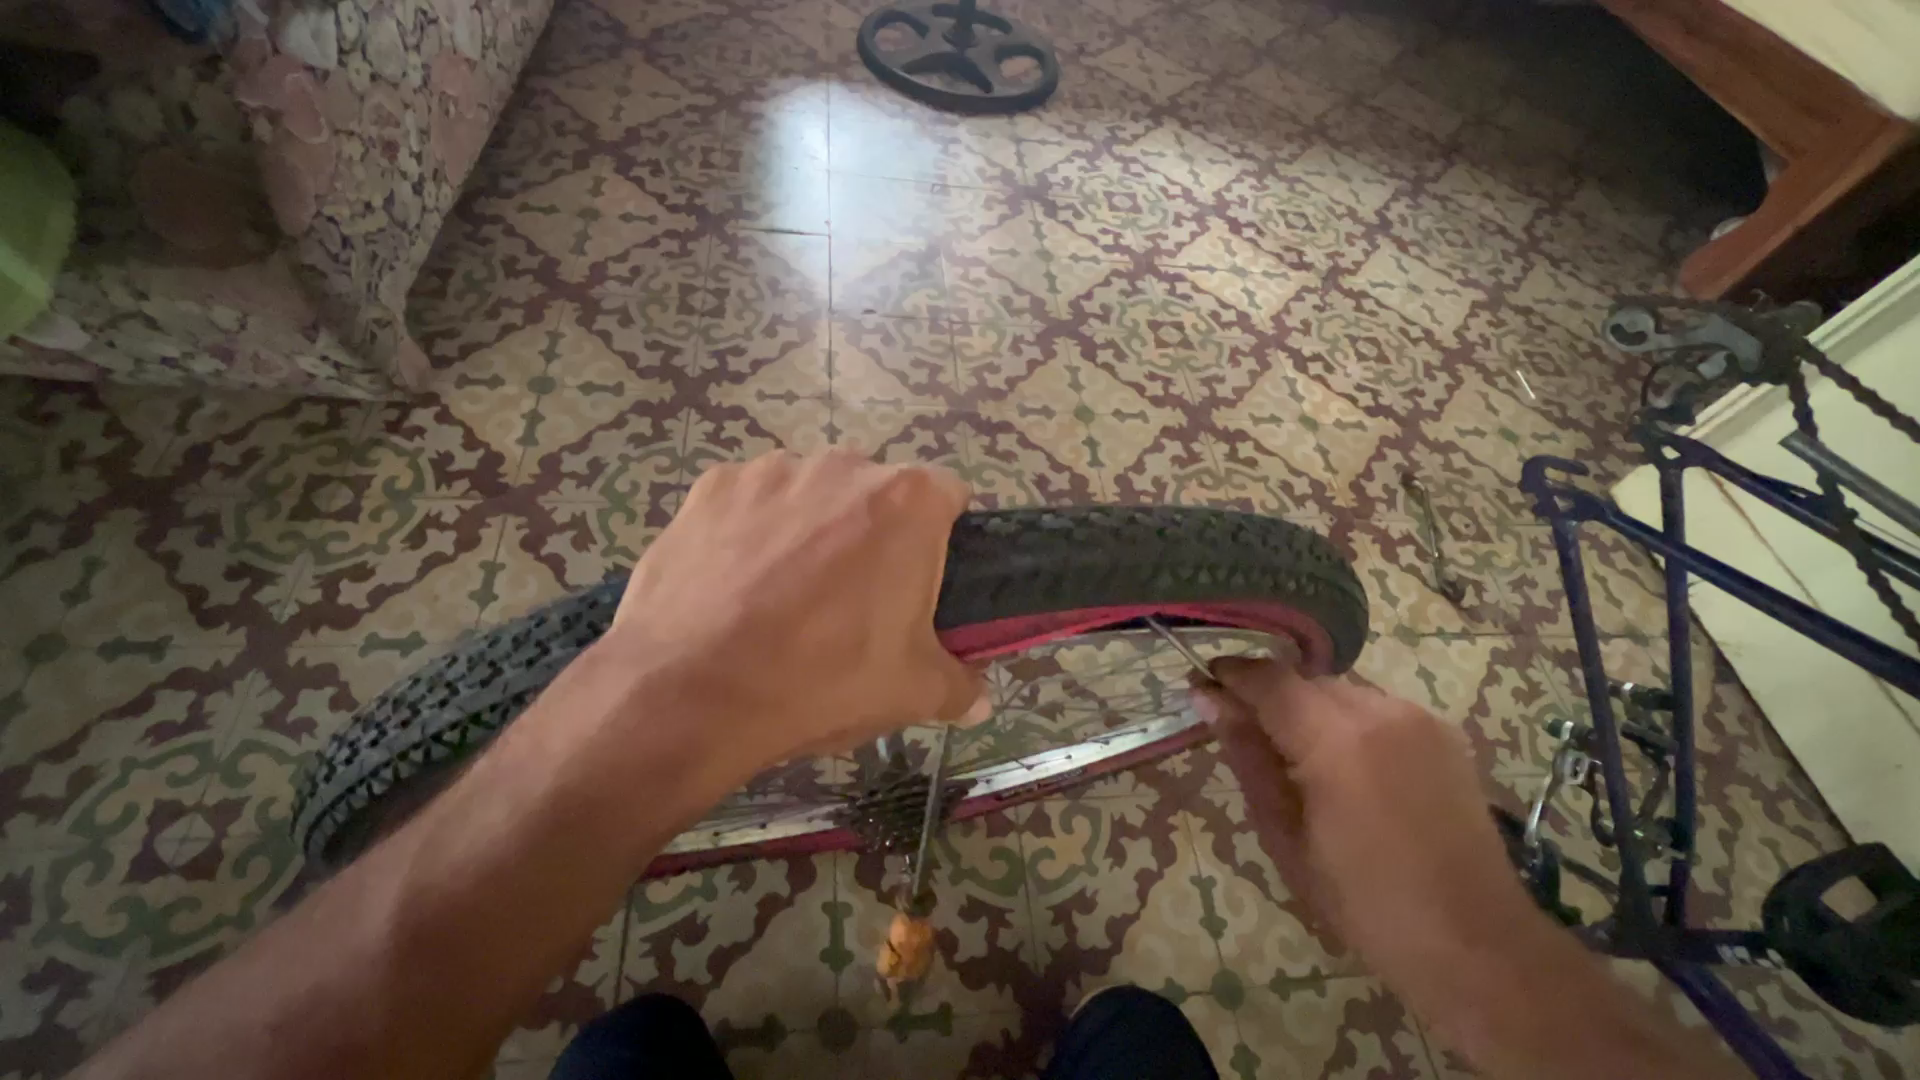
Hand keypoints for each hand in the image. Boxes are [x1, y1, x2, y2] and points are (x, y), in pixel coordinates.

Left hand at [604, 450, 988, 768]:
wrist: (691, 690)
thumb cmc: (824, 679)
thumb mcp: (912, 693)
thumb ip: (959, 686)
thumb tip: (980, 700)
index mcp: (908, 501)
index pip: (948, 497)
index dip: (941, 539)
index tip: (921, 583)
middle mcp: (843, 466)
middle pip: (875, 492)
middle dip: (873, 533)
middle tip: (853, 601)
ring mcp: (771, 471)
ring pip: (810, 494)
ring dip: (811, 529)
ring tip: (784, 596)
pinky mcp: (711, 487)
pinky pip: (750, 502)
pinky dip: (751, 532)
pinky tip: (734, 585)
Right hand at [1192, 659, 1536, 1002]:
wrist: (1474, 941)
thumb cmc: (1361, 901)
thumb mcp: (1283, 833)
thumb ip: (1247, 755)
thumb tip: (1208, 699)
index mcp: (1337, 739)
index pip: (1268, 679)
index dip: (1230, 675)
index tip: (1200, 685)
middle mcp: (1381, 710)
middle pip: (1305, 681)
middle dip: (1268, 697)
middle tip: (1241, 732)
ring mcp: (1420, 718)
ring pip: (1341, 690)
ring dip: (1309, 709)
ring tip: (1294, 756)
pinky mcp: (1445, 732)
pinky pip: (1377, 707)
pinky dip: (1348, 722)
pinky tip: (1344, 766)